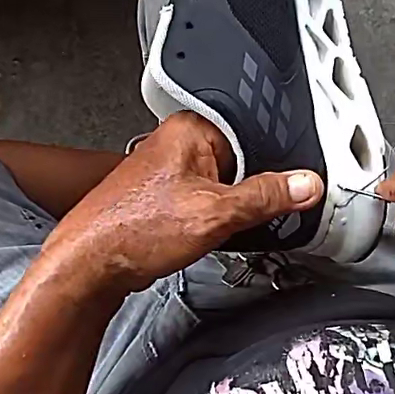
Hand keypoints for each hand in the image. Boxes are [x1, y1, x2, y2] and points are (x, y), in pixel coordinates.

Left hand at [42, 113, 321, 295]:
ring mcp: (171, 166)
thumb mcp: (216, 214)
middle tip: (240, 214)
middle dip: (250, 189)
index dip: (273, 165)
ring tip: (211, 225)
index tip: (286, 188)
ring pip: (225, 182)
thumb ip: (267, 197)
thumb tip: (305, 184)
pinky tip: (201, 232)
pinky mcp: (167, 192)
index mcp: (192, 128)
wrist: (89, 266)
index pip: (256, 135)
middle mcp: (179, 140)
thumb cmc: (133, 231)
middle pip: (243, 159)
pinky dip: (214, 215)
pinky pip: (207, 197)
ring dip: (230, 206)